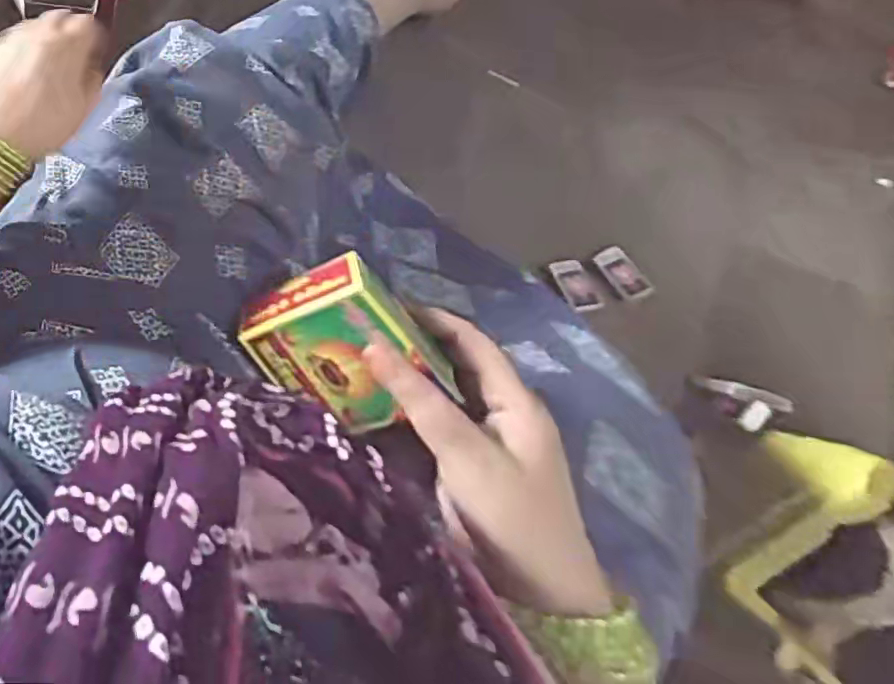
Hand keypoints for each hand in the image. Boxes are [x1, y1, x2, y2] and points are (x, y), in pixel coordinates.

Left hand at [0, 10, 107, 159]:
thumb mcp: (82, 108)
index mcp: (68, 43)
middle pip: (62, 18)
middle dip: (70, 33)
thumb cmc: (36, 127)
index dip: (95, 39)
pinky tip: (25, 72)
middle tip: (73, 55)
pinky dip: (25, 50)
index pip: (90, 23)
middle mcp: (40, 33)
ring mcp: (14, 39)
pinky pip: (16, 41)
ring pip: (37, 27)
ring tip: (48, 66)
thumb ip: (93, 80)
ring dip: (46, 39)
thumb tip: (92, 71)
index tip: (94, 51)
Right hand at [362, 306, 615, 616]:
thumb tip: (370, 342)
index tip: (386, 303)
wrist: (536, 590)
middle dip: (411, 341)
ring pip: (438, 389)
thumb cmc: (510, 511)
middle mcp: (498, 411)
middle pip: (453, 362)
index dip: (433, 318)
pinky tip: (371, 395)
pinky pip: (430, 416)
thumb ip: (416, 396)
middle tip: (362, 327)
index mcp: (514, 401)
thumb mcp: (461, 448)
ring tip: (357, 354)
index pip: (473, 342)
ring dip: (404, 371)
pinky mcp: (462, 458)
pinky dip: (403, 401)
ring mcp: (480, 436)